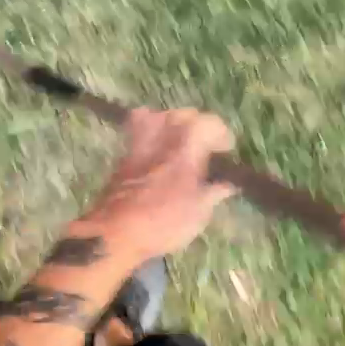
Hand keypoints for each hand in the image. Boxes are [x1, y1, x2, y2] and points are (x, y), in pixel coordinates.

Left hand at [75, 108, 235, 259]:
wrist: (116, 231)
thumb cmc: (164, 222)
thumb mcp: (200, 212)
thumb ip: (215, 192)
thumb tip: (228, 184)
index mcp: (186, 149)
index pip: (208, 122)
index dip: (221, 133)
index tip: (225, 151)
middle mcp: (162, 138)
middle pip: (182, 114)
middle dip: (197, 125)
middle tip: (205, 146)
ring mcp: (139, 144)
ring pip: (156, 116)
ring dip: (171, 124)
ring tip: (179, 144)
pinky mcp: (123, 156)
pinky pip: (137, 131)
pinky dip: (150, 134)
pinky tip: (157, 154)